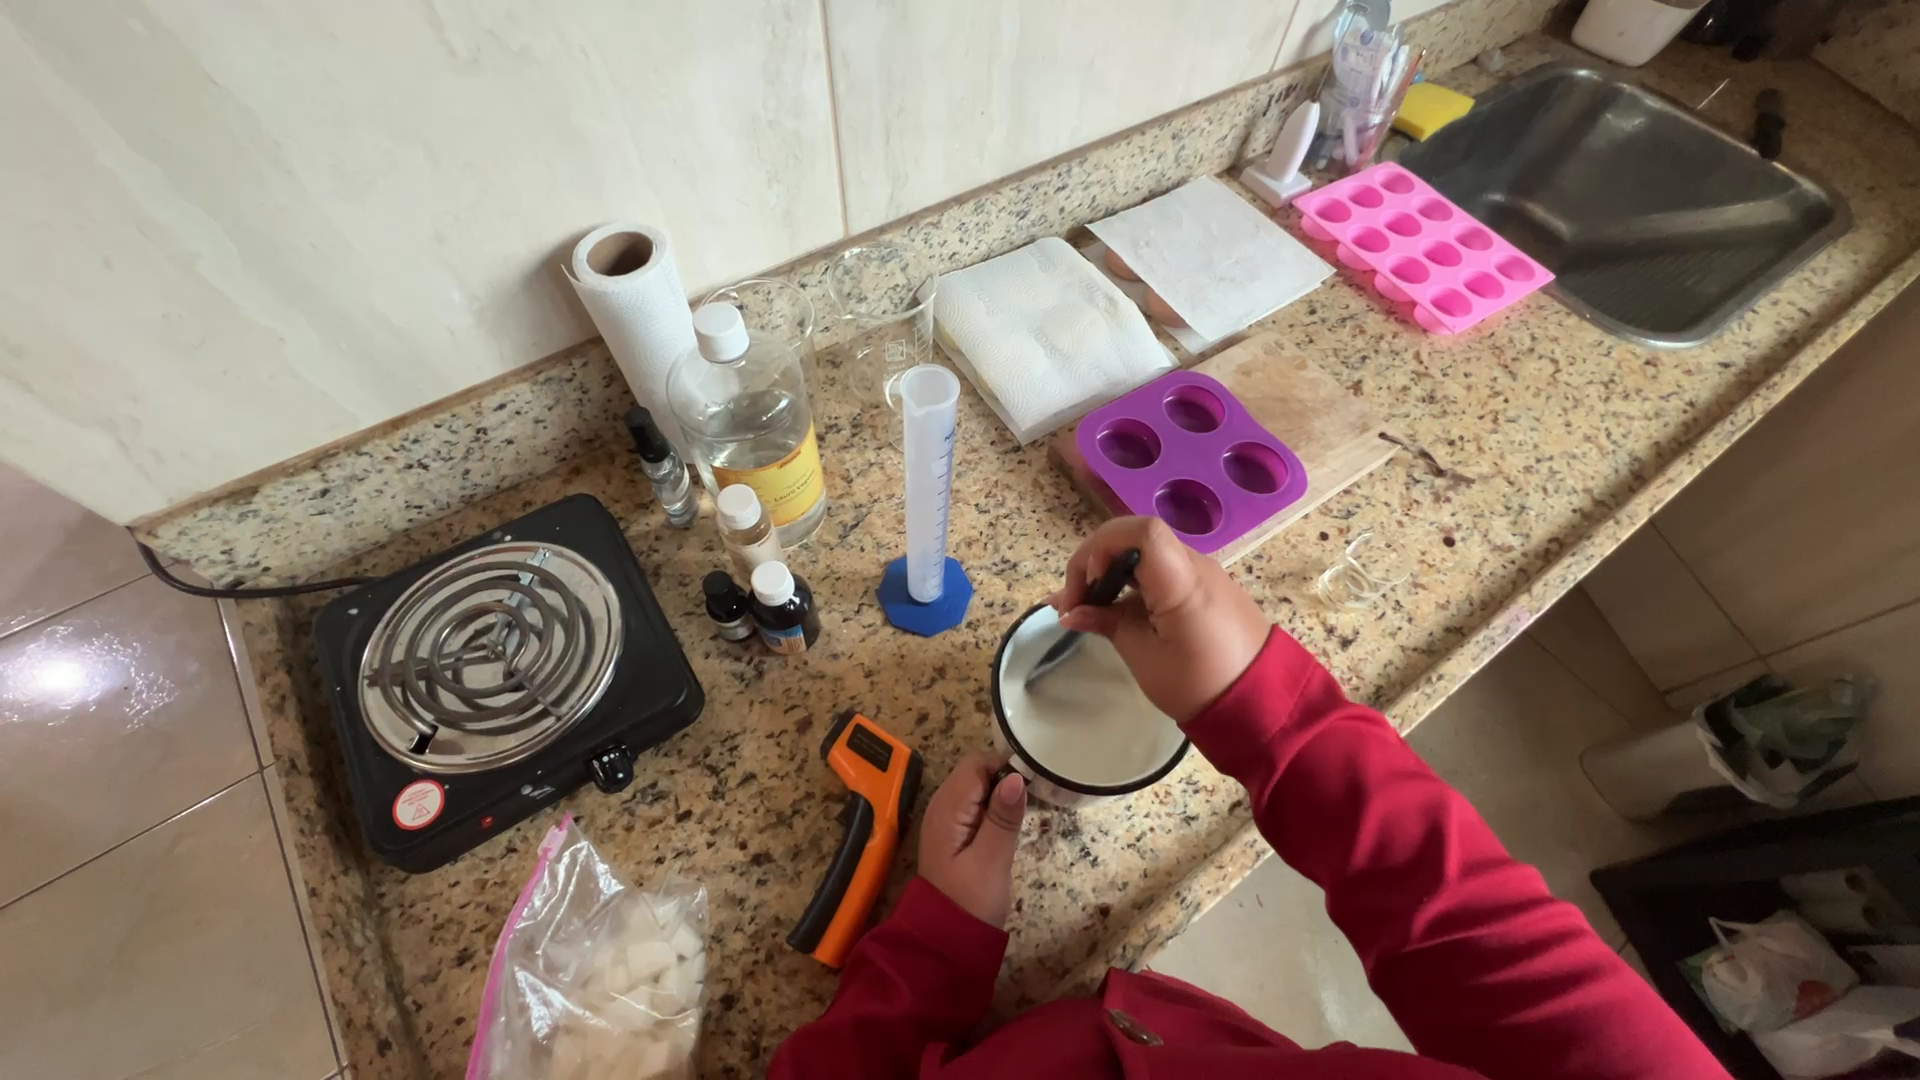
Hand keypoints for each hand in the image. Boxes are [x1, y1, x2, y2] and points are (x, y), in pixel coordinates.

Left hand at [916, 751, 1026, 927]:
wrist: (944, 944)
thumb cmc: (969, 903)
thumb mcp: (991, 860)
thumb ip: (1003, 817)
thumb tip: (1016, 776)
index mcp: (947, 807)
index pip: (976, 764)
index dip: (1004, 766)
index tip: (1033, 782)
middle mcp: (941, 806)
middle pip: (975, 772)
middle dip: (1004, 778)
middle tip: (1034, 798)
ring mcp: (946, 820)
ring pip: (976, 789)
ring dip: (1000, 794)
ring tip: (1026, 811)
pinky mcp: (953, 834)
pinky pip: (975, 807)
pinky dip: (993, 809)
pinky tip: (1009, 825)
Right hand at [1049, 516, 1270, 722]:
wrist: (1263, 703)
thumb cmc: (1200, 684)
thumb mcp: (1144, 657)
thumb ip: (1107, 623)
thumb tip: (1071, 612)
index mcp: (1181, 580)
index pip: (1139, 531)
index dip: (1101, 547)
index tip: (1089, 586)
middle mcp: (1194, 565)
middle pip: (1135, 537)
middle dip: (1096, 561)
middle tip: (1075, 600)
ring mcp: (1202, 573)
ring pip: (1145, 553)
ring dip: (1111, 571)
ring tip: (1085, 606)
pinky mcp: (1204, 587)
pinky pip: (1160, 570)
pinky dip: (1131, 581)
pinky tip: (1112, 608)